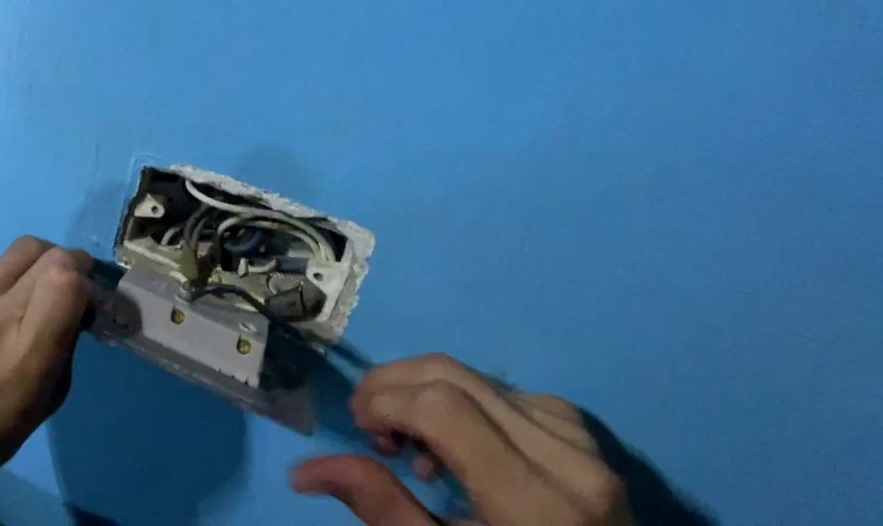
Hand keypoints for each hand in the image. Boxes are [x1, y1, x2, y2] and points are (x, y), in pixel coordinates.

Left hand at [0, 235, 95, 495]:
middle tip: (69, 290)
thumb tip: (73, 311)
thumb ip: (63, 348)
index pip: (66, 278)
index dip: (85, 284)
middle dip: (70, 266)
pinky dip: (5, 280)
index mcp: (24, 350)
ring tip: (30, 297)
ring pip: (20, 250)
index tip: (85, 305)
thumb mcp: (42, 405)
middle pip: (49, 253)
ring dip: (38, 267)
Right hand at [292, 353, 633, 525]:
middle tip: (369, 427)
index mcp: (540, 505)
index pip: (443, 409)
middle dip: (392, 386)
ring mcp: (580, 437)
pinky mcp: (580, 428)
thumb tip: (303, 469)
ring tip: (412, 447)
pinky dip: (458, 401)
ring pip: (470, 374)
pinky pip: (498, 388)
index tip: (360, 428)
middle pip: (450, 375)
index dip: (386, 403)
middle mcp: (567, 457)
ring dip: (421, 392)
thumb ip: (382, 508)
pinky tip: (456, 445)